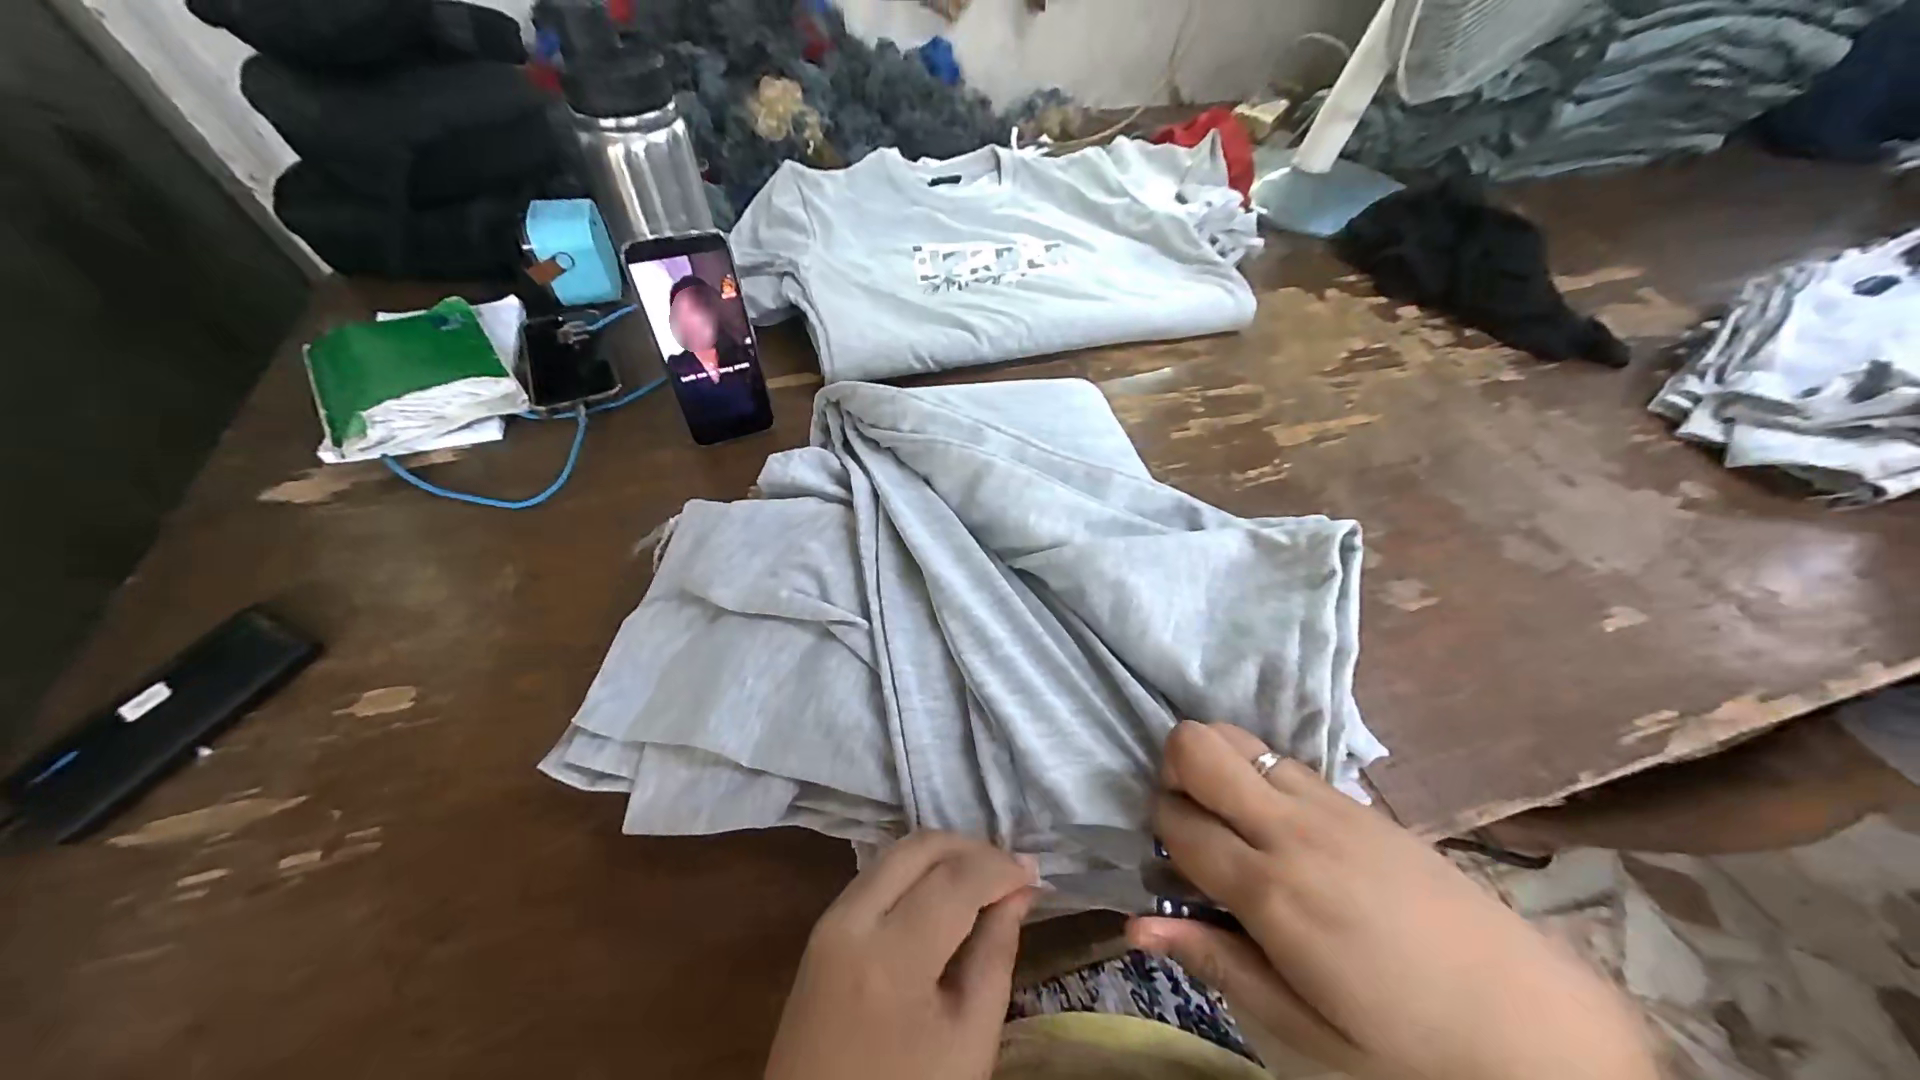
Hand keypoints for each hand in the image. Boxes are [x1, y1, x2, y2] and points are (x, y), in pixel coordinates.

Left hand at [765, 831, 1037, 1079]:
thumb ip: (995, 954)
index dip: (1000, 866)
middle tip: (1010, 871)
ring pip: (894, 853)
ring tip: (984, 879)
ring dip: (943, 855)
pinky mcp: (820, 929)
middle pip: (918, 847)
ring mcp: (828, 921)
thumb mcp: (969, 1039)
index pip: (955, 878)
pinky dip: (915, 870)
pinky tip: (944, 892)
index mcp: (890, 957)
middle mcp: (850, 920)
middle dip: (971, 848)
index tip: (1034, 872)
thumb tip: (1018, 892)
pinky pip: (875, 875)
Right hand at [1129, 721, 1656, 1079]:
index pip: (1176, 820)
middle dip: (1172, 771)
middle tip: (1192, 823)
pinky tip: (1277, 825)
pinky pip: (1283, 760)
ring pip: (1235, 737)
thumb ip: (1216, 961)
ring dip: (1213, 765)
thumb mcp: (1304, 1027)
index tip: (1172, 864)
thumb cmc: (1407, 1042)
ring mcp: (1328, 806)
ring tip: (1230, 819)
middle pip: (1196, 746)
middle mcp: (1291, 829)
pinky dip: (1257, 774)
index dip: (1158, 832)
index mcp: (1271, 890)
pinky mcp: (1358, 801)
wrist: (1535, 1024)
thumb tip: (1134, 924)